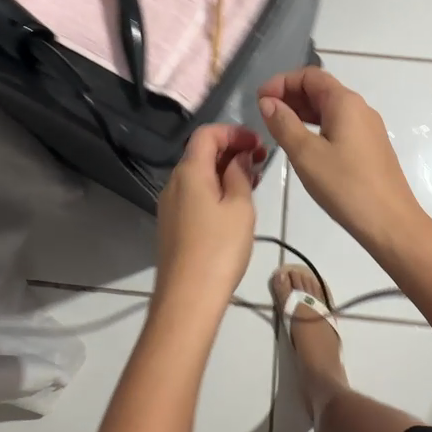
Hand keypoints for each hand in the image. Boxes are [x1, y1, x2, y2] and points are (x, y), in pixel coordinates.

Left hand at [155, 124, 264, 305]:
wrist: (187, 300)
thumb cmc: (219, 249)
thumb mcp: (240, 207)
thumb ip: (240, 174)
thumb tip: (239, 157)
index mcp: (189, 171)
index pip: (207, 133)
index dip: (233, 131)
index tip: (258, 144)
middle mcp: (174, 182)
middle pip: (201, 152)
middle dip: (231, 150)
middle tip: (261, 161)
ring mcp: (170, 204)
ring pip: (198, 175)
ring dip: (224, 171)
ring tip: (253, 182)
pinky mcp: (172, 224)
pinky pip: (194, 194)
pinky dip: (215, 189)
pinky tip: (235, 205)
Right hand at [258, 68, 426, 248]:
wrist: (391, 224)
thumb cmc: (346, 186)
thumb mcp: (306, 154)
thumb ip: (284, 123)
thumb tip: (268, 102)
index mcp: (345, 102)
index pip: (309, 75)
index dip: (281, 82)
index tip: (260, 101)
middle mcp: (359, 108)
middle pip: (320, 89)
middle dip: (290, 96)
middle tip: (265, 116)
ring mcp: (367, 128)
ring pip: (329, 109)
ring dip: (302, 113)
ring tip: (278, 131)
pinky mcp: (370, 147)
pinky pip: (338, 125)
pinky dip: (317, 127)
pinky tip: (304, 147)